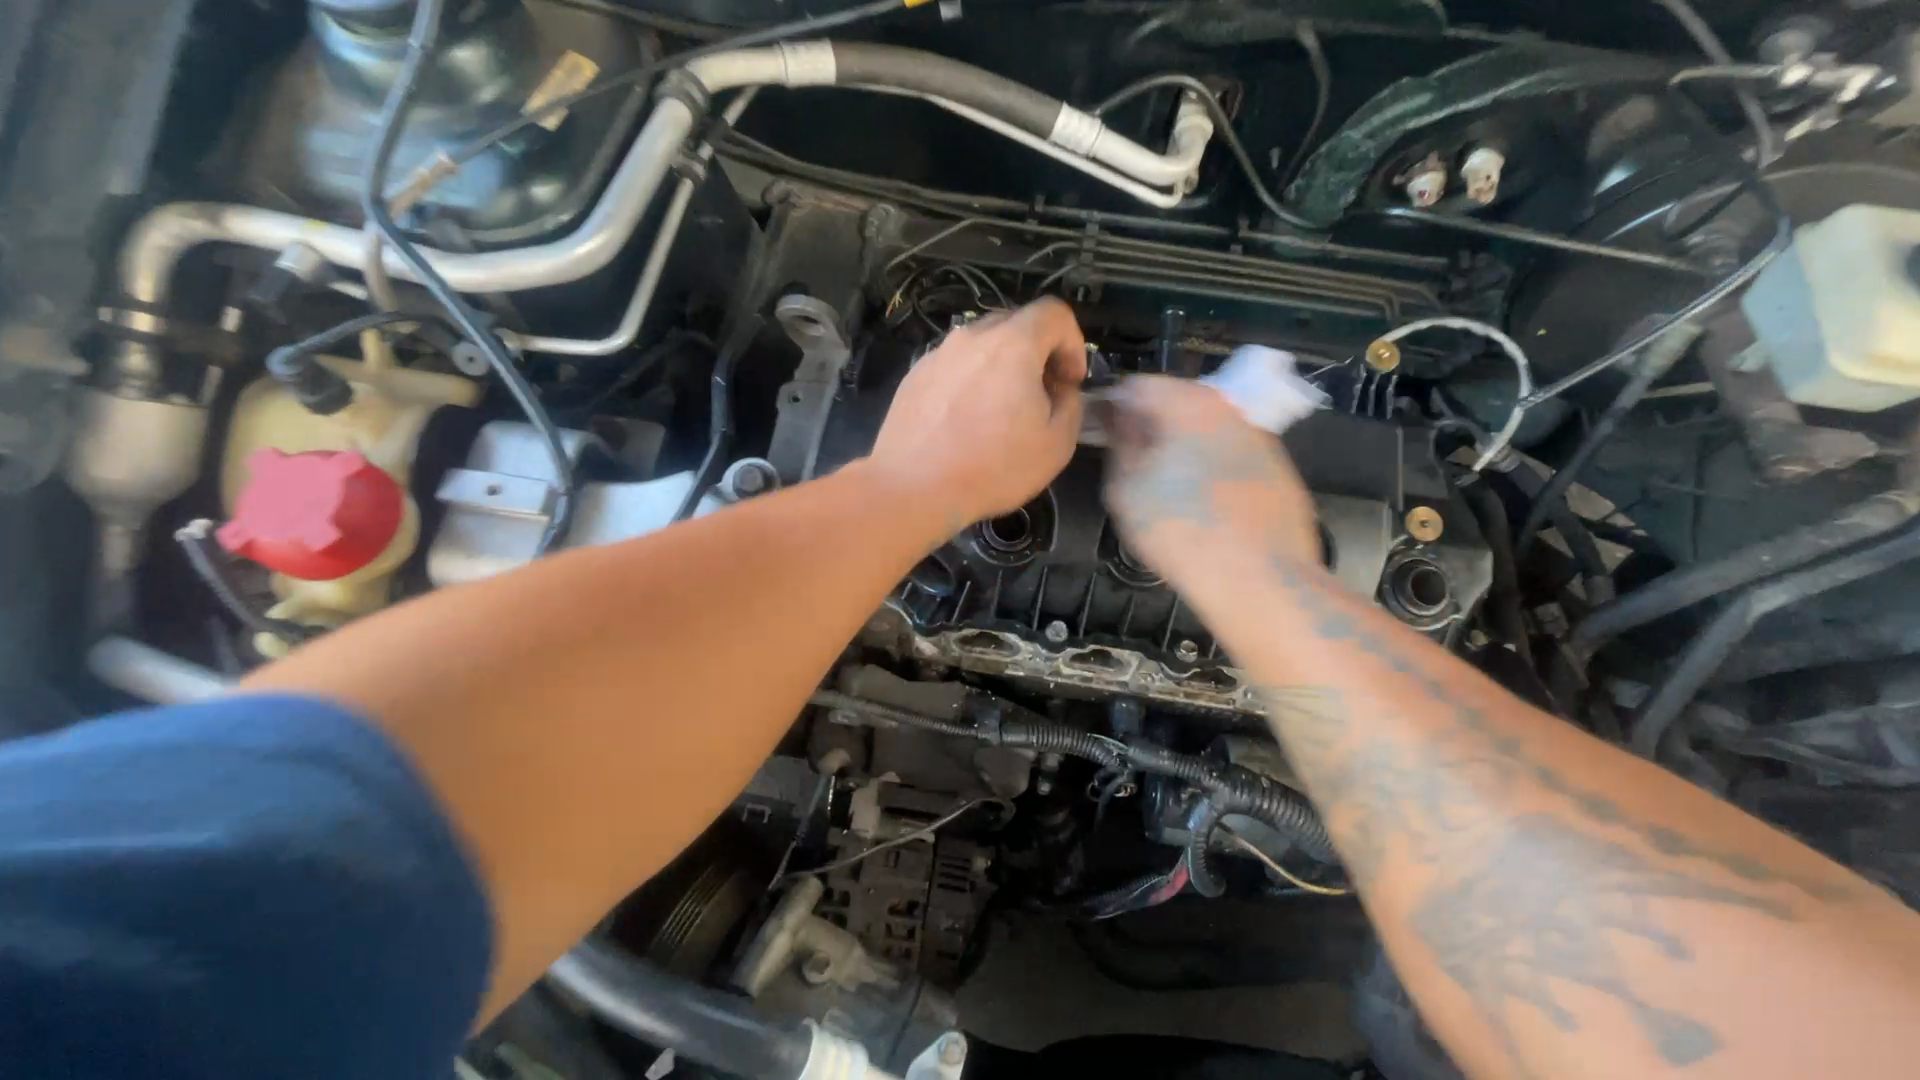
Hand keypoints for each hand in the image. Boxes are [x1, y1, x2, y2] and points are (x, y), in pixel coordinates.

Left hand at [869, 298, 1088, 528]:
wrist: (913, 488)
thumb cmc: (993, 467)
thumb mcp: (1057, 444)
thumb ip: (1070, 404)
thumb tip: (1059, 389)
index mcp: (1013, 343)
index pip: (1053, 312)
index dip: (1073, 342)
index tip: (1070, 381)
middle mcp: (972, 337)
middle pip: (1016, 323)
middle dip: (1038, 353)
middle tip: (1041, 396)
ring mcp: (938, 354)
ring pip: (981, 345)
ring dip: (1001, 367)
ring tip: (1001, 411)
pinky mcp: (914, 376)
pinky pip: (954, 366)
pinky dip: (970, 382)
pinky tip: (965, 422)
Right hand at [1104, 376, 1321, 587]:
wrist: (1260, 580)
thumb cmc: (1180, 532)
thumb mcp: (1125, 491)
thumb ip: (1119, 445)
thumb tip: (1121, 423)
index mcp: (1187, 404)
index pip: (1137, 385)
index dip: (1114, 406)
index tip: (1104, 432)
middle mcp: (1229, 409)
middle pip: (1178, 403)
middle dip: (1153, 425)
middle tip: (1133, 462)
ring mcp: (1261, 439)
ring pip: (1210, 431)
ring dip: (1186, 447)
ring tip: (1170, 489)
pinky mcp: (1281, 471)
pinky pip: (1235, 458)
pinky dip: (1216, 470)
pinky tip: (1207, 507)